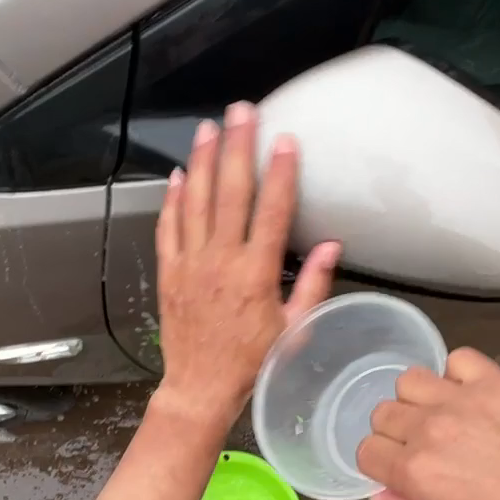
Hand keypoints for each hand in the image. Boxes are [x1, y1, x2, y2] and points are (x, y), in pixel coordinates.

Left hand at [151, 102, 339, 426]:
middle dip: (238, 147)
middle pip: (231, 193)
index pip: (271, 211)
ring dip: (204, 161)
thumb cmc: (251, 364)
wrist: (200, 387)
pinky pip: (169, 227)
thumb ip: (312, 286)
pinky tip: (180, 175)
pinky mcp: (169, 273)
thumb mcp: (293, 330)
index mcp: (255, 274)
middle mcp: (220, 261)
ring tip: (210, 128)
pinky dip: (173, 199)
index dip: (280, 172)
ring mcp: (190, 264)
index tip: (285, 140)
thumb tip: (330, 246)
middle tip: (243, 112)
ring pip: (196, 201)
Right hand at [356, 348, 499, 499]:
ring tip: (442, 419)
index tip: (397, 473)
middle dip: (395, 433)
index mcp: (416, 472)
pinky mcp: (499, 382)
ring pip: (410, 381)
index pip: (366, 451)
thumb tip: (379, 497)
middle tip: (423, 450)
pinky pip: (458, 359)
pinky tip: (471, 397)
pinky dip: (457, 374)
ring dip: (417, 400)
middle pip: (383, 413)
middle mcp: (432, 428)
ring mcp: (466, 399)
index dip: (378, 465)